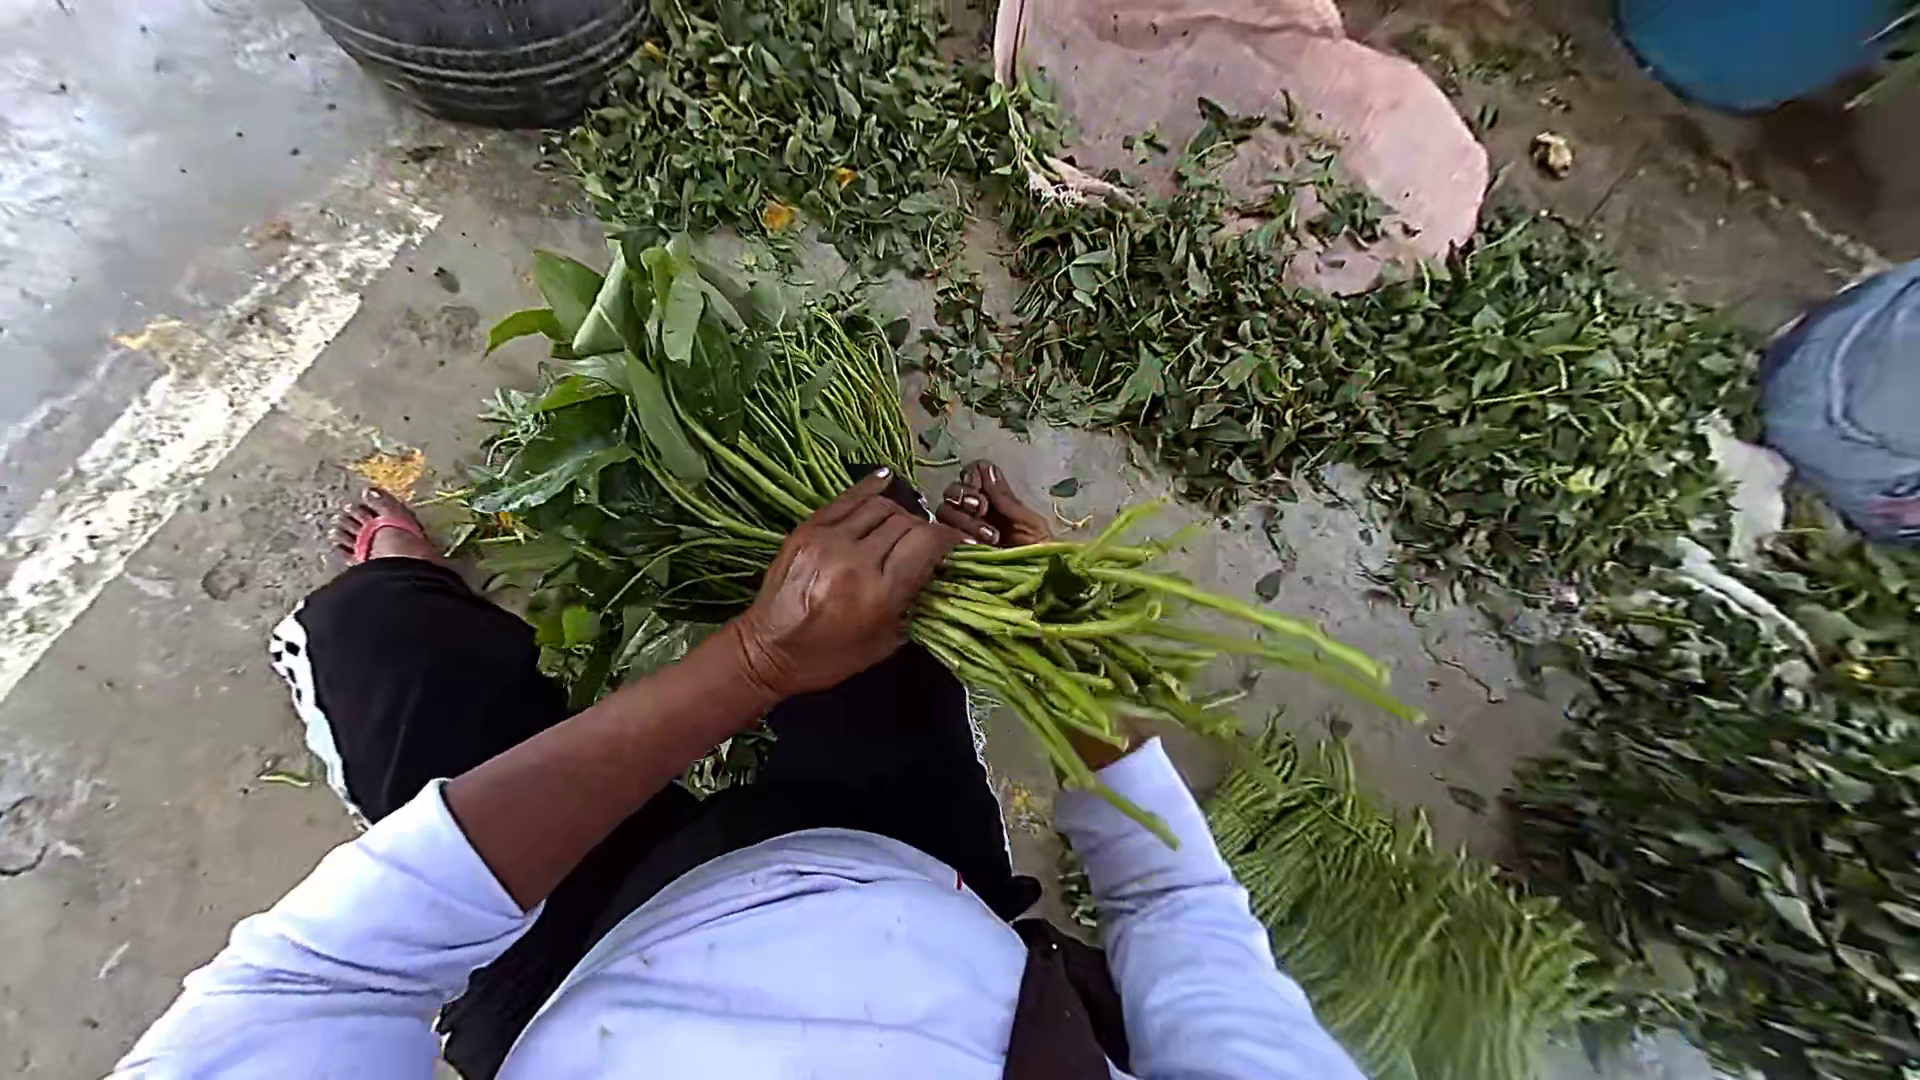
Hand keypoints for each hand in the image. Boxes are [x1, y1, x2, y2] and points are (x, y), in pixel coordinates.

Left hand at [725, 468, 963, 700]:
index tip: (956, 543)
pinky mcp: (807, 530)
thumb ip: (914, 601)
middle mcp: (856, 560)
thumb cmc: (830, 657)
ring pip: (880, 507)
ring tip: (904, 526)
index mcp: (879, 593)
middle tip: (928, 542)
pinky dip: (871, 490)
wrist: (767, 651)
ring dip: (900, 514)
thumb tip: (935, 569)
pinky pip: (847, 499)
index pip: (926, 543)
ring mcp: (828, 540)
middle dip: (925, 530)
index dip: (949, 538)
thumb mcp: (885, 641)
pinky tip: (887, 482)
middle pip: (906, 523)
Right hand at [935, 461, 1053, 546]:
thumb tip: (985, 468)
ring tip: (989, 538)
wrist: (1044, 591)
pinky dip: (953, 538)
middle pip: (951, 493)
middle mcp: (973, 516)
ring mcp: (959, 535)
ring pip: (943, 513)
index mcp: (993, 503)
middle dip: (965, 498)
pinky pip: (939, 539)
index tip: (986, 492)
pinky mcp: (950, 556)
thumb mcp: (1030, 524)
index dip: (972, 479)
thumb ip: (1005, 499)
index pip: (969, 476)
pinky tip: (972, 547)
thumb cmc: (1042, 557)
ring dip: (964, 520)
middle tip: (983, 510)